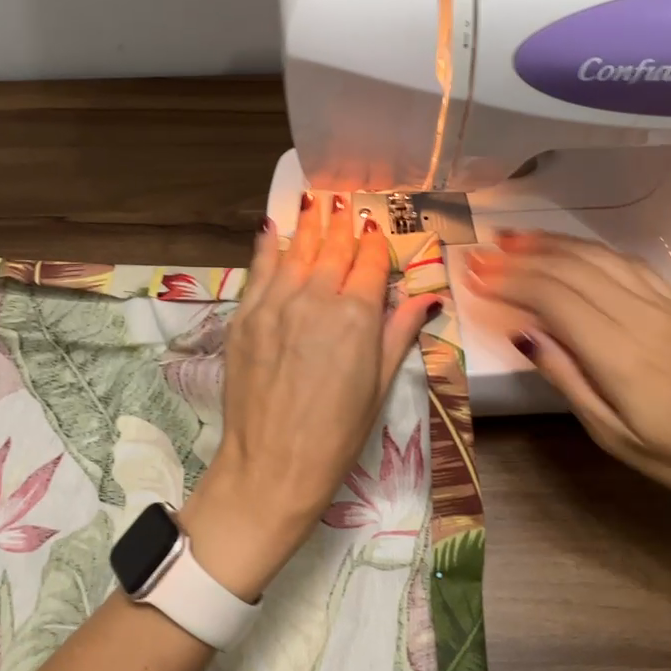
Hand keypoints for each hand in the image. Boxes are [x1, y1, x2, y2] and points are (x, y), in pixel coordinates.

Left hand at [178, 193, 438, 598]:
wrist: (271, 469)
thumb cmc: (337, 437)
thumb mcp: (380, 387)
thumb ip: (398, 334)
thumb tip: (425, 297)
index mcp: (357, 317)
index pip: (369, 264)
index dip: (374, 245)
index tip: (375, 231)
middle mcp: (316, 299)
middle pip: (333, 250)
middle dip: (342, 226)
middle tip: (345, 202)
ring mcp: (275, 305)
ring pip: (298, 252)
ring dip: (311, 226)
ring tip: (317, 202)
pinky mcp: (245, 317)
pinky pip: (260, 269)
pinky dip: (269, 245)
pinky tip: (275, 227)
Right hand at [463, 231, 670, 513]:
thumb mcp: (613, 435)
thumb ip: (567, 379)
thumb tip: (525, 334)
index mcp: (618, 350)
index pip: (550, 296)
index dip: (508, 281)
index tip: (473, 276)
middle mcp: (639, 313)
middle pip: (569, 268)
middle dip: (519, 257)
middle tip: (480, 253)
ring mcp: (663, 303)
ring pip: (596, 257)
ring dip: (551, 244)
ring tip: (513, 239)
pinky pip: (625, 263)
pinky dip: (588, 250)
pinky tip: (571, 252)